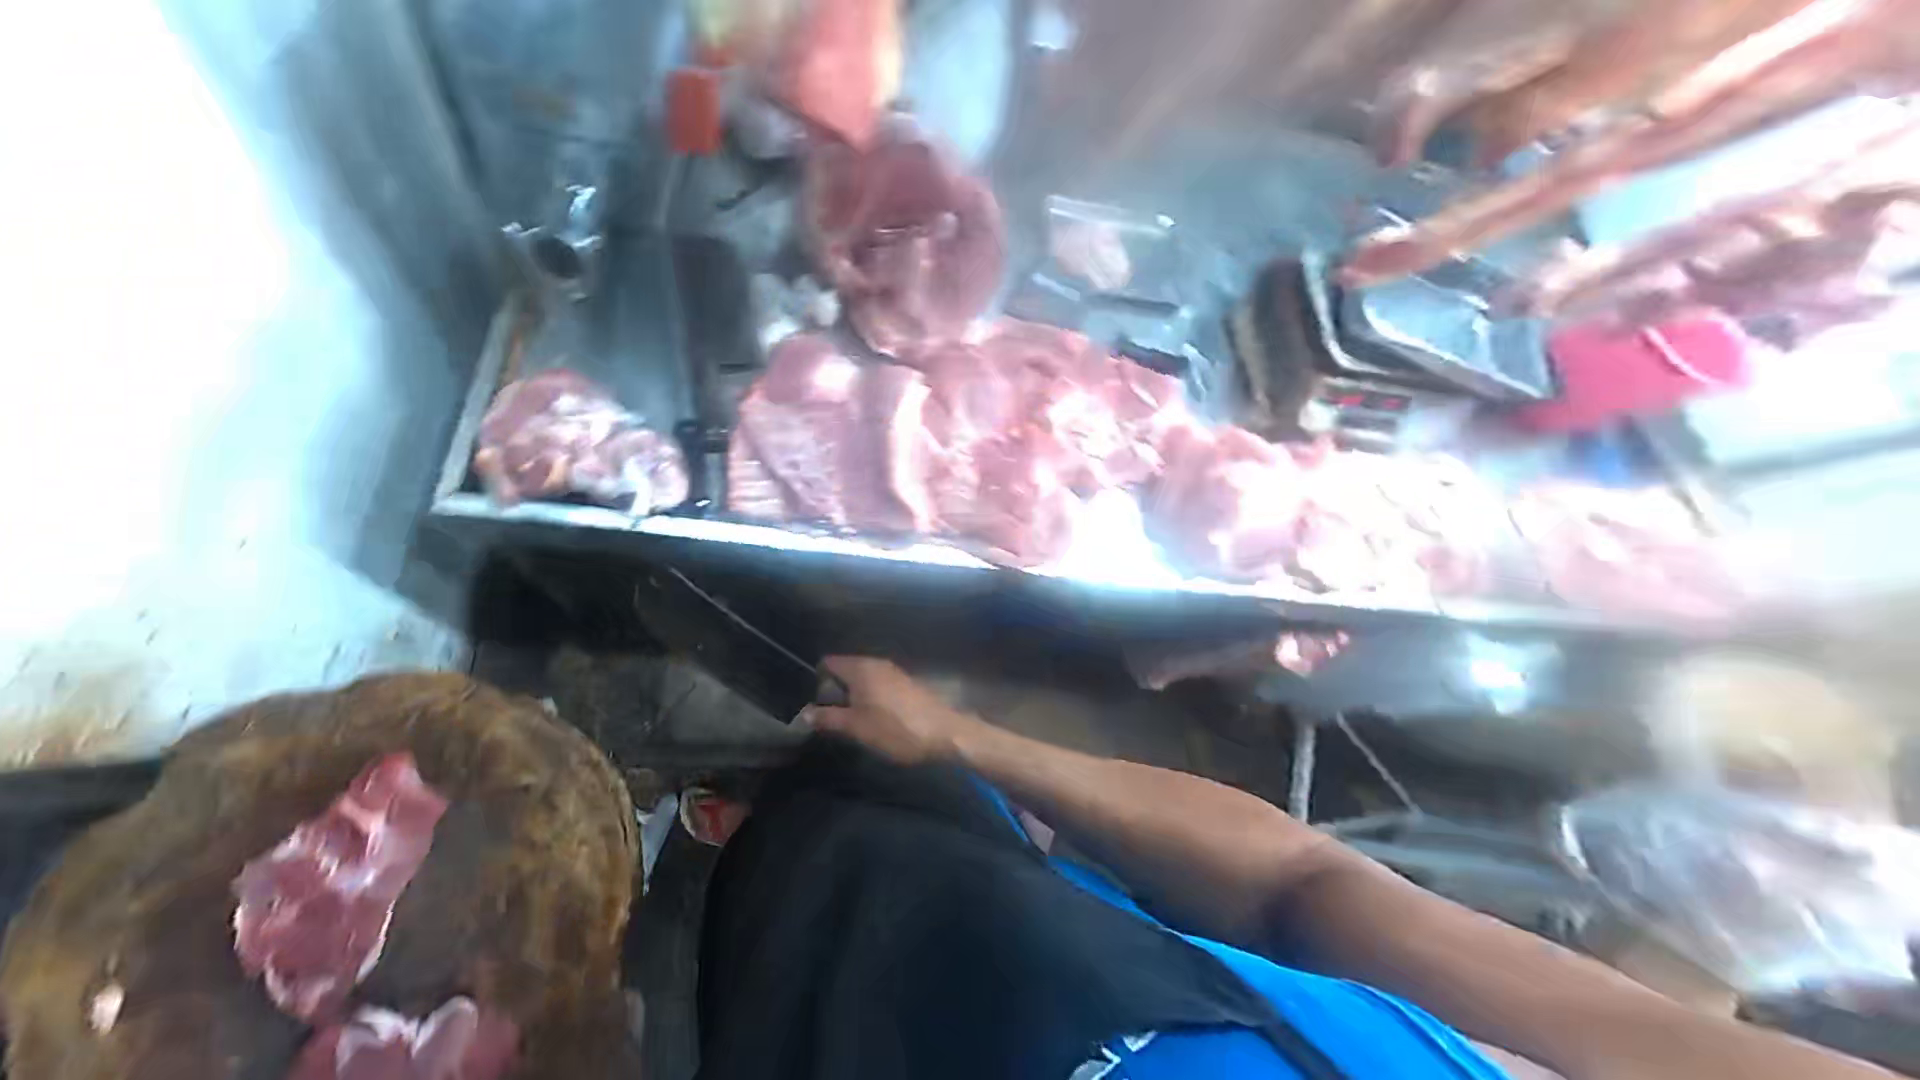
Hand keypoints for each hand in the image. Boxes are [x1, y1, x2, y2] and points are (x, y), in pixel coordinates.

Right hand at [806, 657, 985, 764]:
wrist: (944, 733)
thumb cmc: (896, 729)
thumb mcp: (857, 727)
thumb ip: (828, 718)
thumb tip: (804, 713)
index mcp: (860, 668)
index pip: (828, 662)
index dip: (817, 680)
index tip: (814, 703)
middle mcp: (876, 663)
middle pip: (845, 670)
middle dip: (834, 690)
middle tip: (829, 716)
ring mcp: (893, 672)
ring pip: (862, 678)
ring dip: (853, 695)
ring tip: (848, 720)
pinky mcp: (906, 684)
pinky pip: (878, 684)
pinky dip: (870, 697)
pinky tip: (872, 717)